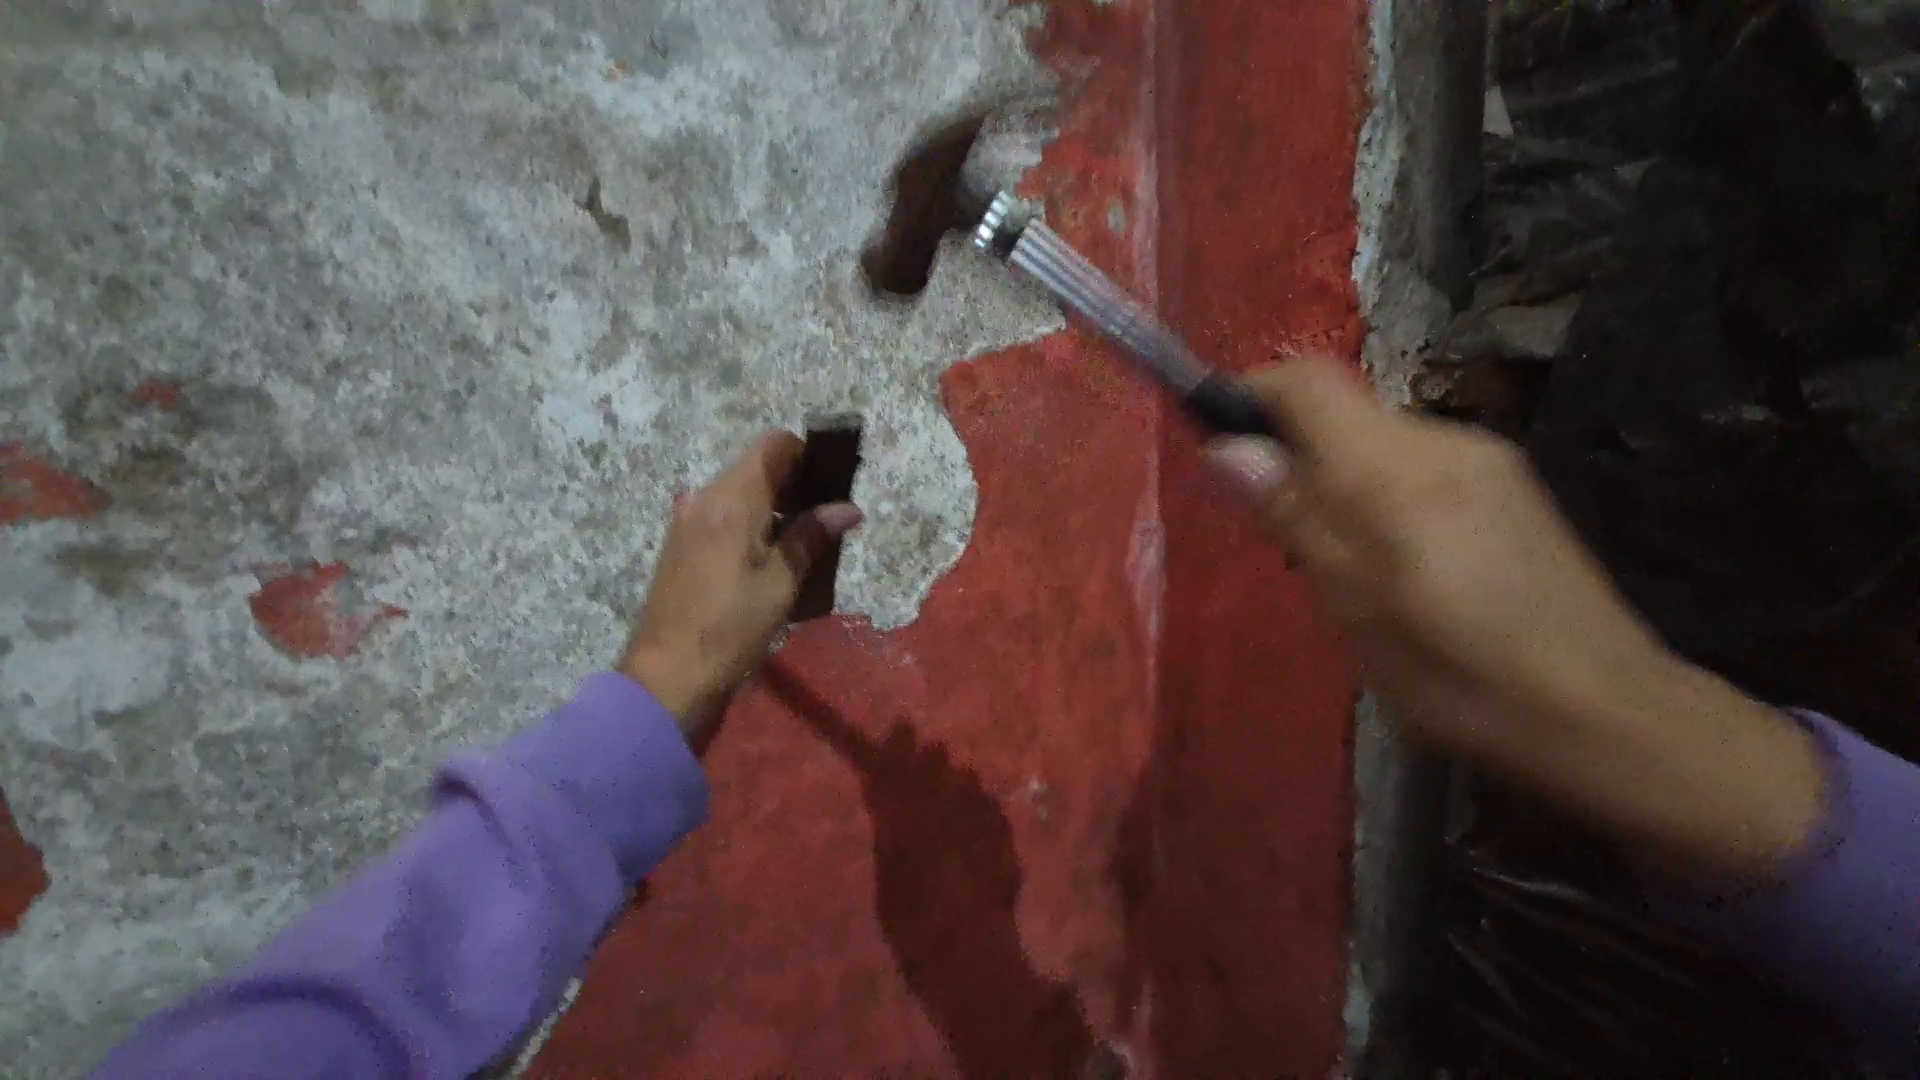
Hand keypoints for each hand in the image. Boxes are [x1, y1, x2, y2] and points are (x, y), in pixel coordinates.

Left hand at [620, 431, 861, 736]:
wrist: (666, 678)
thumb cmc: (730, 629)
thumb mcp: (780, 584)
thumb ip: (811, 537)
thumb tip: (847, 508)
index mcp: (731, 500)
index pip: (774, 446)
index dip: (808, 453)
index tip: (835, 478)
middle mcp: (704, 499)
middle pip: (757, 468)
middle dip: (797, 482)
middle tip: (831, 515)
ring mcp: (687, 521)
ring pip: (741, 493)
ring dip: (775, 506)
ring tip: (808, 540)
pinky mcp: (681, 546)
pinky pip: (724, 516)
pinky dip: (753, 523)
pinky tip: (773, 557)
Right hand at [1206, 357, 1825, 876]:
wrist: (1606, 712)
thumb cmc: (1455, 670)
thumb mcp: (1351, 602)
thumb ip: (1291, 513)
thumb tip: (1228, 448)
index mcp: (1392, 467)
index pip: (1307, 381)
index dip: (1252, 393)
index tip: (1219, 440)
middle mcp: (1441, 440)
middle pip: (1342, 414)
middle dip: (1295, 458)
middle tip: (1283, 539)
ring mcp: (1485, 460)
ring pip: (1378, 445)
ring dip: (1338, 483)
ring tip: (1343, 567)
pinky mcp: (1510, 488)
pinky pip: (1418, 468)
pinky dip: (1382, 497)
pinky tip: (1401, 567)